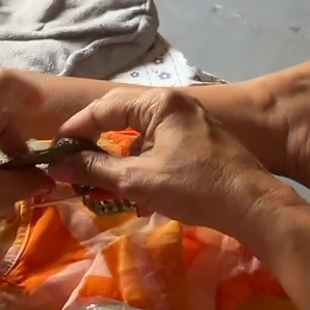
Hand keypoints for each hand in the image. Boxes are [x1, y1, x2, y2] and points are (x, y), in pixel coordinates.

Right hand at [51, 87, 303, 233]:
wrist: (254, 206)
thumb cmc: (194, 187)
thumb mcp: (137, 180)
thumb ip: (93, 169)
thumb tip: (55, 166)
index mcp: (158, 103)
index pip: (103, 108)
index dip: (75, 130)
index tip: (55, 150)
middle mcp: (174, 102)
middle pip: (120, 116)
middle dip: (95, 141)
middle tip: (73, 162)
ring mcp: (189, 120)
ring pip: (139, 132)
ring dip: (118, 156)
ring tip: (100, 180)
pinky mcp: (199, 139)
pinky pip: (157, 143)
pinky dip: (140, 161)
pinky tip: (135, 186)